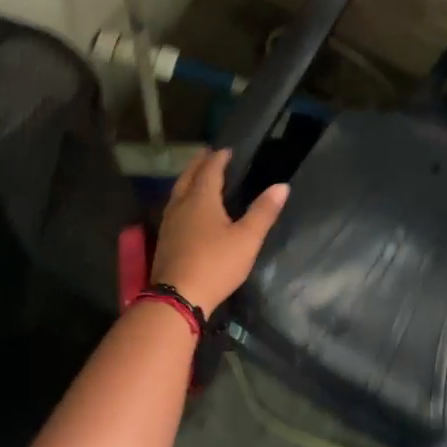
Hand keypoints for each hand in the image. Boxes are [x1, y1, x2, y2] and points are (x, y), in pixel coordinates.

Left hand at [151, 149, 288, 313]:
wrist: (178, 297)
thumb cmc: (215, 264)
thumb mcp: (247, 239)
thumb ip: (263, 212)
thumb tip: (282, 186)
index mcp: (201, 199)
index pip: (210, 170)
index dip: (219, 158)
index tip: (226, 149)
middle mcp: (181, 205)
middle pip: (188, 177)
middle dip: (198, 163)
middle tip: (207, 153)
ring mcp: (169, 223)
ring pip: (177, 192)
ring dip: (188, 179)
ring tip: (196, 175)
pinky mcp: (164, 239)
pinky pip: (173, 207)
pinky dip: (182, 197)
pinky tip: (186, 209)